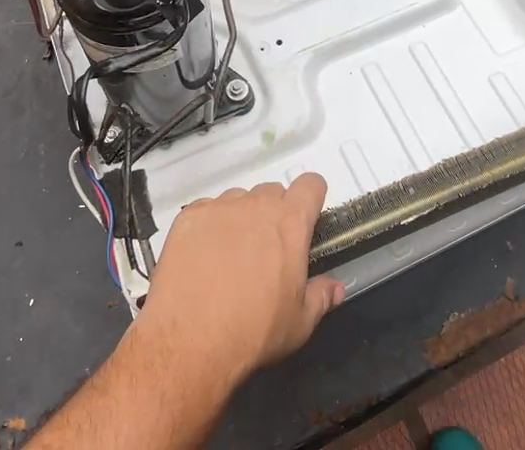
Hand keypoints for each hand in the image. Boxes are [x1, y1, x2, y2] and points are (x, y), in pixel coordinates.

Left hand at [133, 174, 344, 385]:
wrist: (189, 340)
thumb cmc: (254, 331)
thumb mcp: (299, 323)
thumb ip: (321, 297)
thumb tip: (336, 288)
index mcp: (290, 223)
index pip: (310, 185)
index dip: (311, 198)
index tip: (306, 219)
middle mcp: (255, 205)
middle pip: (272, 191)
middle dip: (275, 213)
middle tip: (267, 250)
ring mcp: (218, 208)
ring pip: (238, 200)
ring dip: (241, 218)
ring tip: (230, 256)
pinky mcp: (188, 218)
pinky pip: (205, 211)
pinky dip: (208, 227)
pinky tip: (202, 258)